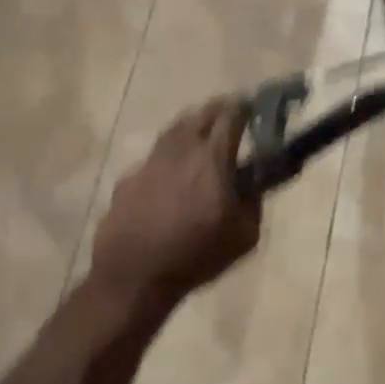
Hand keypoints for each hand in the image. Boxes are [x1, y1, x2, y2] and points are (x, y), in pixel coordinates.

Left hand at [89, 99, 262, 308]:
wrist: (134, 275)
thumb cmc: (197, 254)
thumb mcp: (245, 234)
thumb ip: (254, 199)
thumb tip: (255, 180)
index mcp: (213, 157)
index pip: (232, 115)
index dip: (246, 107)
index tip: (256, 108)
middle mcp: (180, 149)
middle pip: (201, 114)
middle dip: (220, 110)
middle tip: (233, 116)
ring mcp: (150, 162)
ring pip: (174, 130)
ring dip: (193, 127)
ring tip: (203, 136)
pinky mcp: (128, 178)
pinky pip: (154, 158)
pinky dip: (169, 158)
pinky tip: (172, 176)